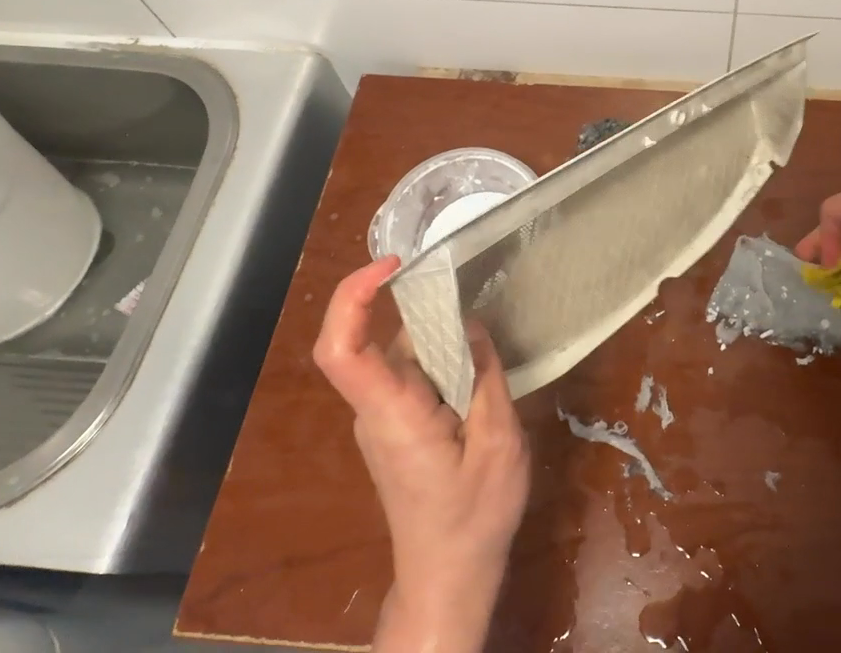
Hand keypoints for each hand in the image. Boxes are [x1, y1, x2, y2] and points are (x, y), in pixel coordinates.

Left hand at [314, 256, 529, 651]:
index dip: (353, 297)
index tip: (393, 265)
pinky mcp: (397, 427)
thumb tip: (470, 323)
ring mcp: (382, 420)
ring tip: (489, 360)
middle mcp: (375, 410)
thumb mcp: (498, 443)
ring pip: (403, 357)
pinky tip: (479, 381)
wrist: (448, 575)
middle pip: (381, 342)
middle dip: (427, 317)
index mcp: (392, 413)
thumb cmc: (474, 517)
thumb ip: (483, 377)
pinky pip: (413, 377)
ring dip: (443, 345)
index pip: (342, 349)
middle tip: (478, 315)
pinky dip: (444, 364)